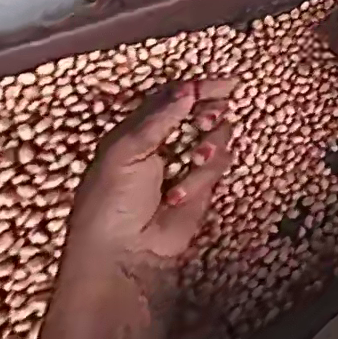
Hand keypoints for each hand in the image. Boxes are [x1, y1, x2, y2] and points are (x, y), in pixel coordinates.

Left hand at [65, 81, 236, 279]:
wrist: (124, 254)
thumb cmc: (111, 202)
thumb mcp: (124, 154)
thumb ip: (159, 119)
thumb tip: (189, 89)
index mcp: (138, 129)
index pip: (175, 97)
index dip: (199, 87)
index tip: (226, 84)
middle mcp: (165, 142)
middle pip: (202, 110)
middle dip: (209, 113)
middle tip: (207, 121)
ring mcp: (186, 162)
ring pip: (218, 135)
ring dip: (209, 145)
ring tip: (195, 161)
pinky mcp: (204, 183)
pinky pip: (220, 164)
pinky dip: (204, 176)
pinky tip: (181, 194)